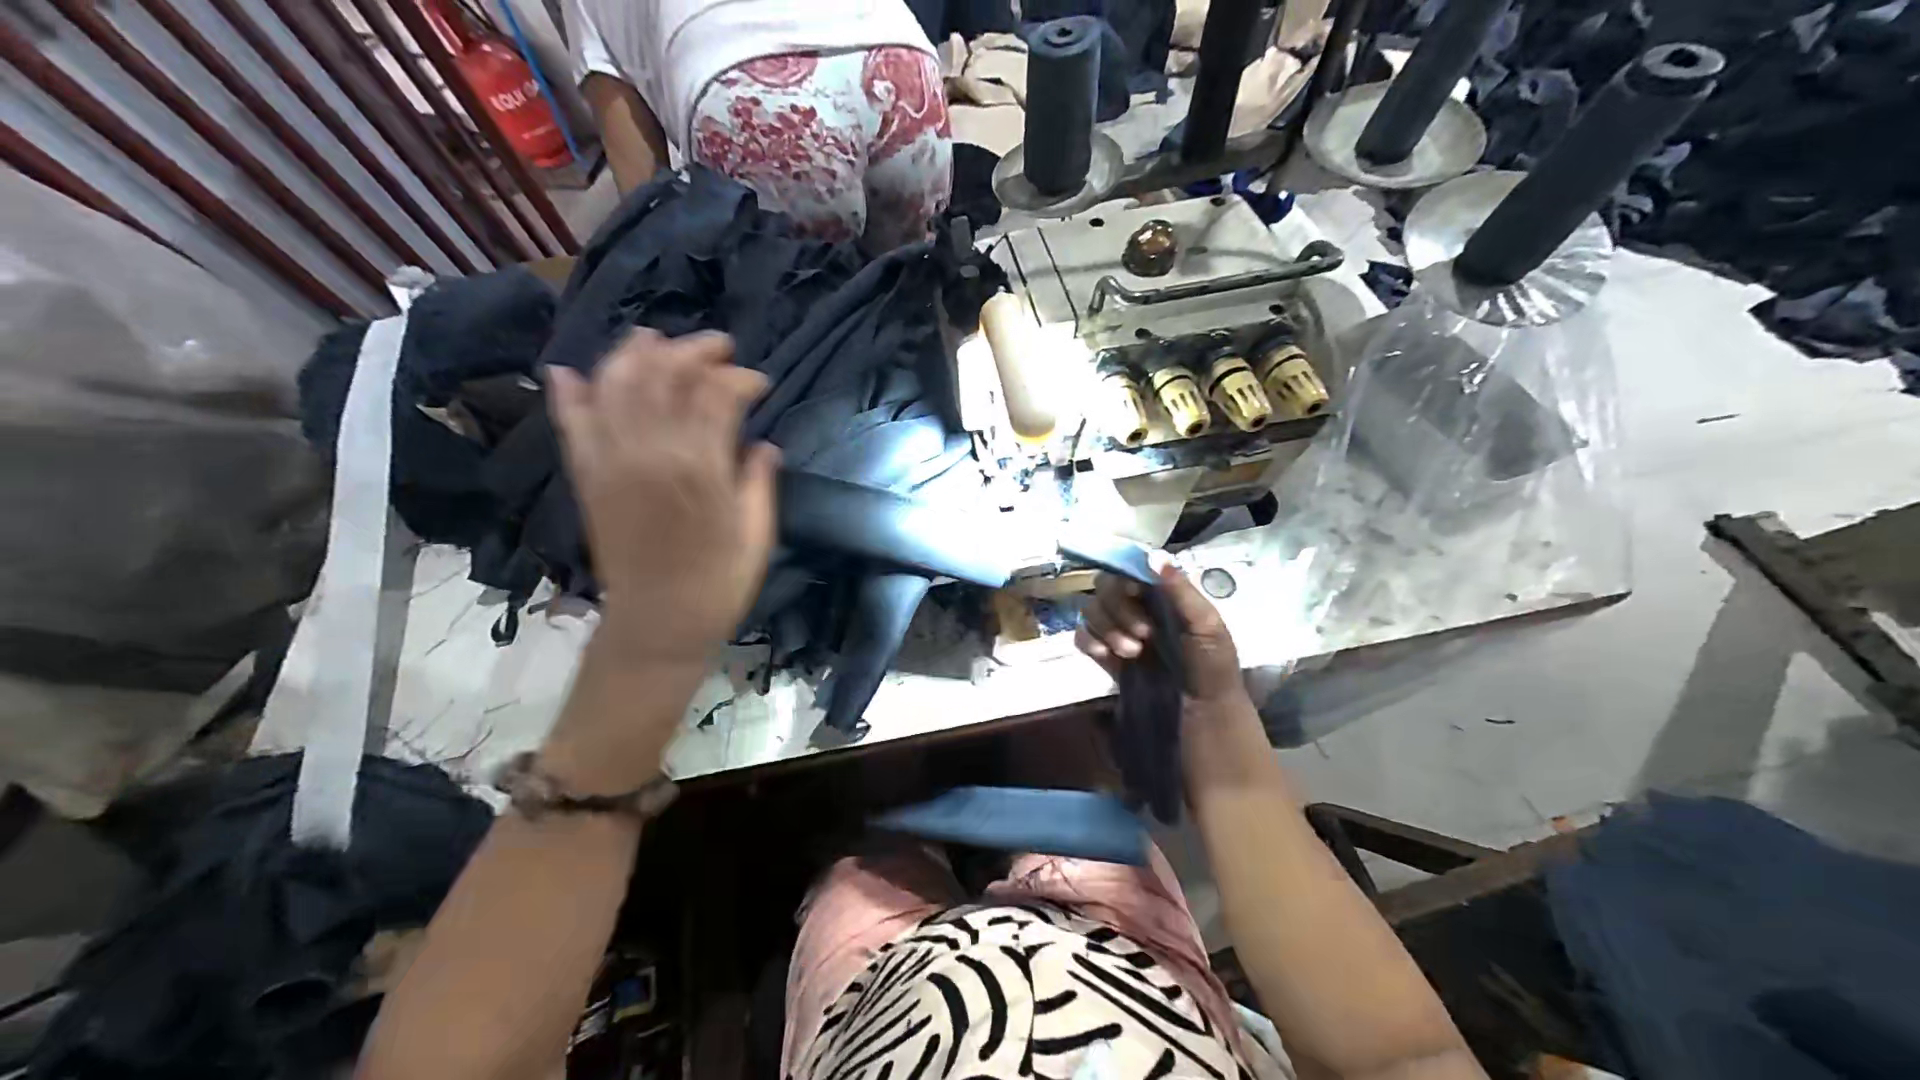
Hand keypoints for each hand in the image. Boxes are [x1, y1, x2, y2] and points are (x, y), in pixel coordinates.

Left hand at [548, 329, 779, 662]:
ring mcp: (611, 461)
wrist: (658, 624)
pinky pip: (571, 424)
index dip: (740, 377)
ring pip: (615, 385)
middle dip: (694, 350)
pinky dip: (567, 394)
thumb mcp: (757, 533)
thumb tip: (763, 444)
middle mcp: (651, 453)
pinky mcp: (587, 477)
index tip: (760, 383)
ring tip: (654, 339)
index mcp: (700, 467)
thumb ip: (759, 481)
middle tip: (718, 347)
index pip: (717, 394)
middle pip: (664, 375)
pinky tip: (570, 371)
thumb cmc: (719, 583)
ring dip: (634, 354)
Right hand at [1075, 556, 1247, 713]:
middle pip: (1105, 587)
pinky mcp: (1105, 656)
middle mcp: (1138, 607)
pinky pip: (1082, 637)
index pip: (1129, 568)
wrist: (1202, 718)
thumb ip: (1181, 591)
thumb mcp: (1206, 626)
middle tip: (1144, 635)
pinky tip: (1104, 655)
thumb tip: (1154, 555)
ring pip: (1091, 610)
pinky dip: (1089, 641)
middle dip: (1118, 608)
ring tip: (1132, 653)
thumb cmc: (1211, 668)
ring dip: (1106, 628)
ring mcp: (1119, 631)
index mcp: (1162, 594)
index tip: (1133, 590)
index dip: (1125, 576)